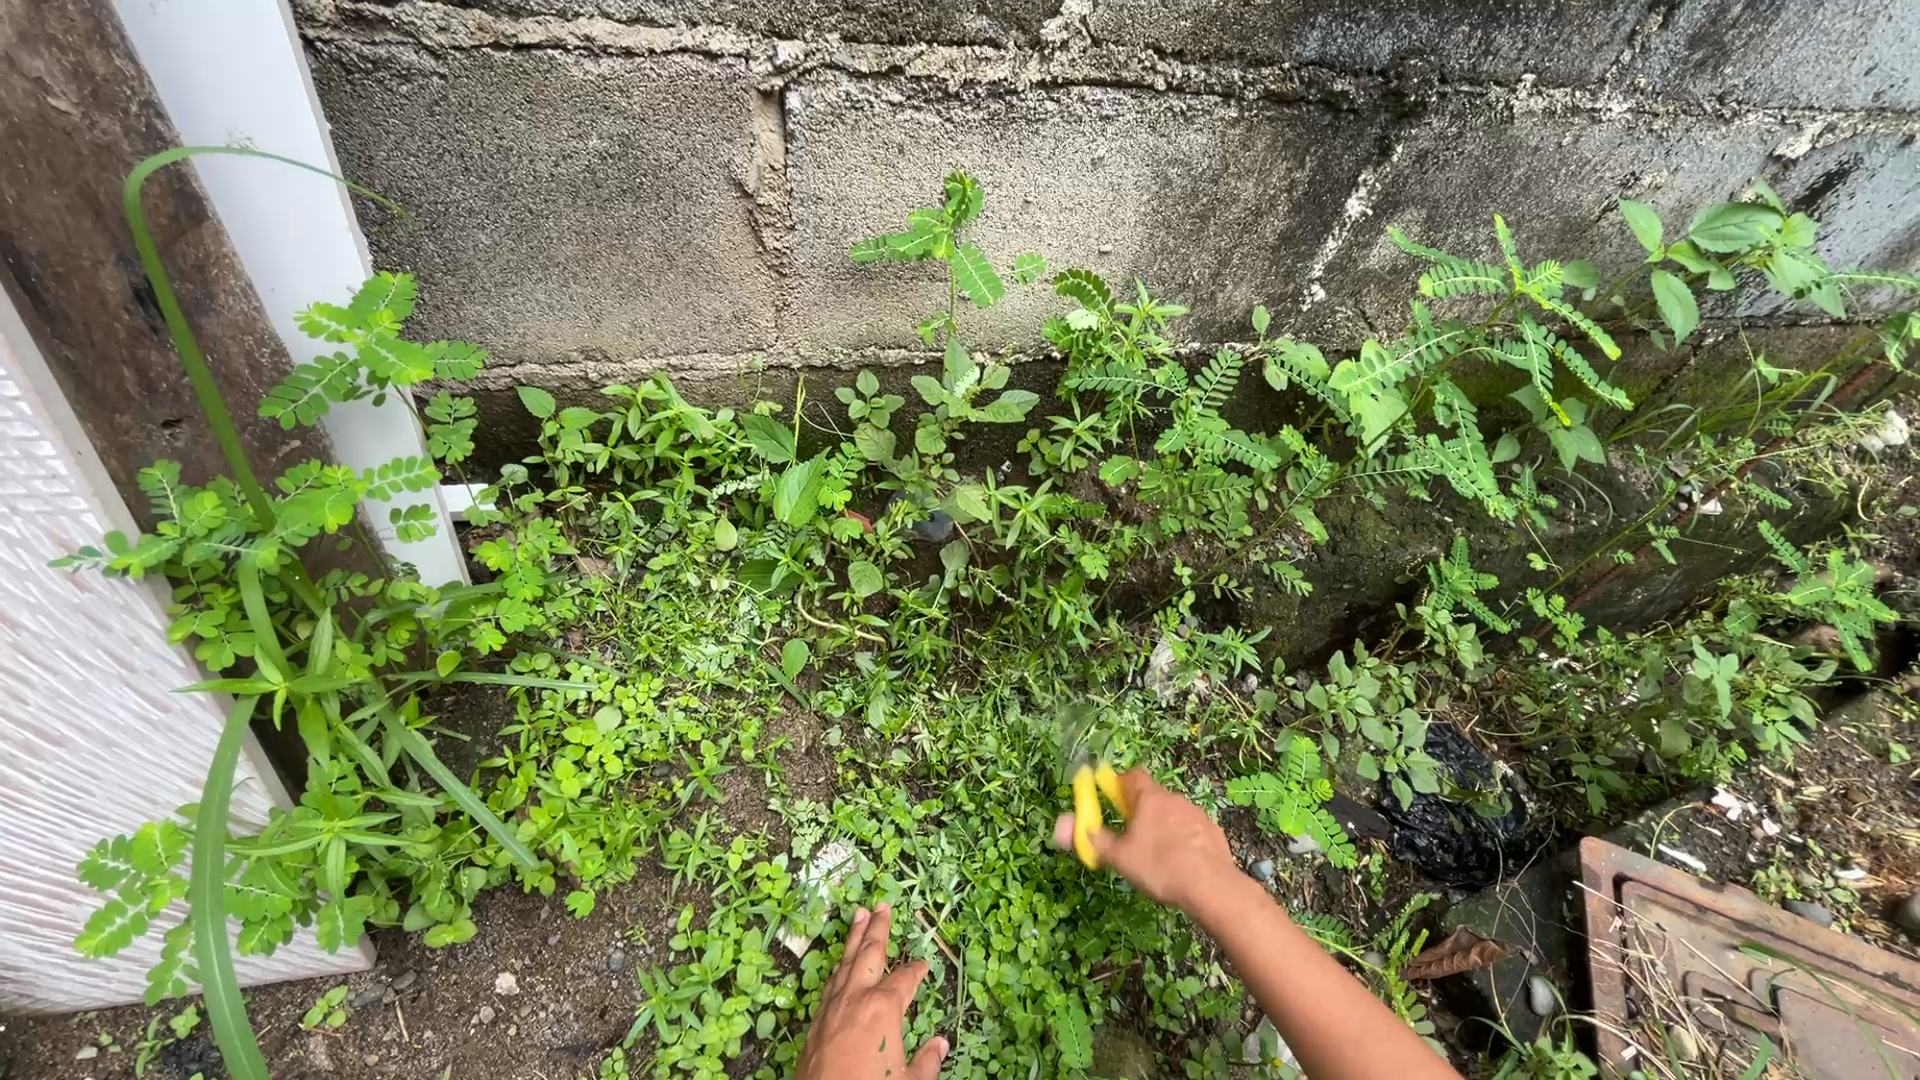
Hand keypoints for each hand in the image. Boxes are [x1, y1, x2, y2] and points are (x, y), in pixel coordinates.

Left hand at [795, 903, 947, 1079]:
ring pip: (846, 963)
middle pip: (870, 953)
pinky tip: (841, 965)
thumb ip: (926, 1062)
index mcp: (883, 1007)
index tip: (923, 965)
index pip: (905, 978)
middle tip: (881, 905)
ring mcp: (832, 1008)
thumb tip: (940, 1044)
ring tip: (859, 916)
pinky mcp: (815, 1024)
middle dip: (878, 928)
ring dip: (854, 938)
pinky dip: (839, 969)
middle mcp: (856, 998)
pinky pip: (830, 985)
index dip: (917, 970)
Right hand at [1052, 768, 1236, 913]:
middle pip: (1152, 796)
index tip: (1113, 801)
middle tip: (1132, 836)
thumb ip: (1092, 840)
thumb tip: (1062, 827)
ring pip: (1172, 813)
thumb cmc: (1159, 867)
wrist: (1211, 886)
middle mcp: (1172, 798)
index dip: (1120, 784)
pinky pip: (1191, 829)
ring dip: (1163, 826)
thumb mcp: (1119, 857)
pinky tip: (1182, 863)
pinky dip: (1184, 840)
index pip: (1132, 776)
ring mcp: (1196, 813)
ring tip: (1158, 856)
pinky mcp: (1213, 831)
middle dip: (1141, 811)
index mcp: (1148, 798)